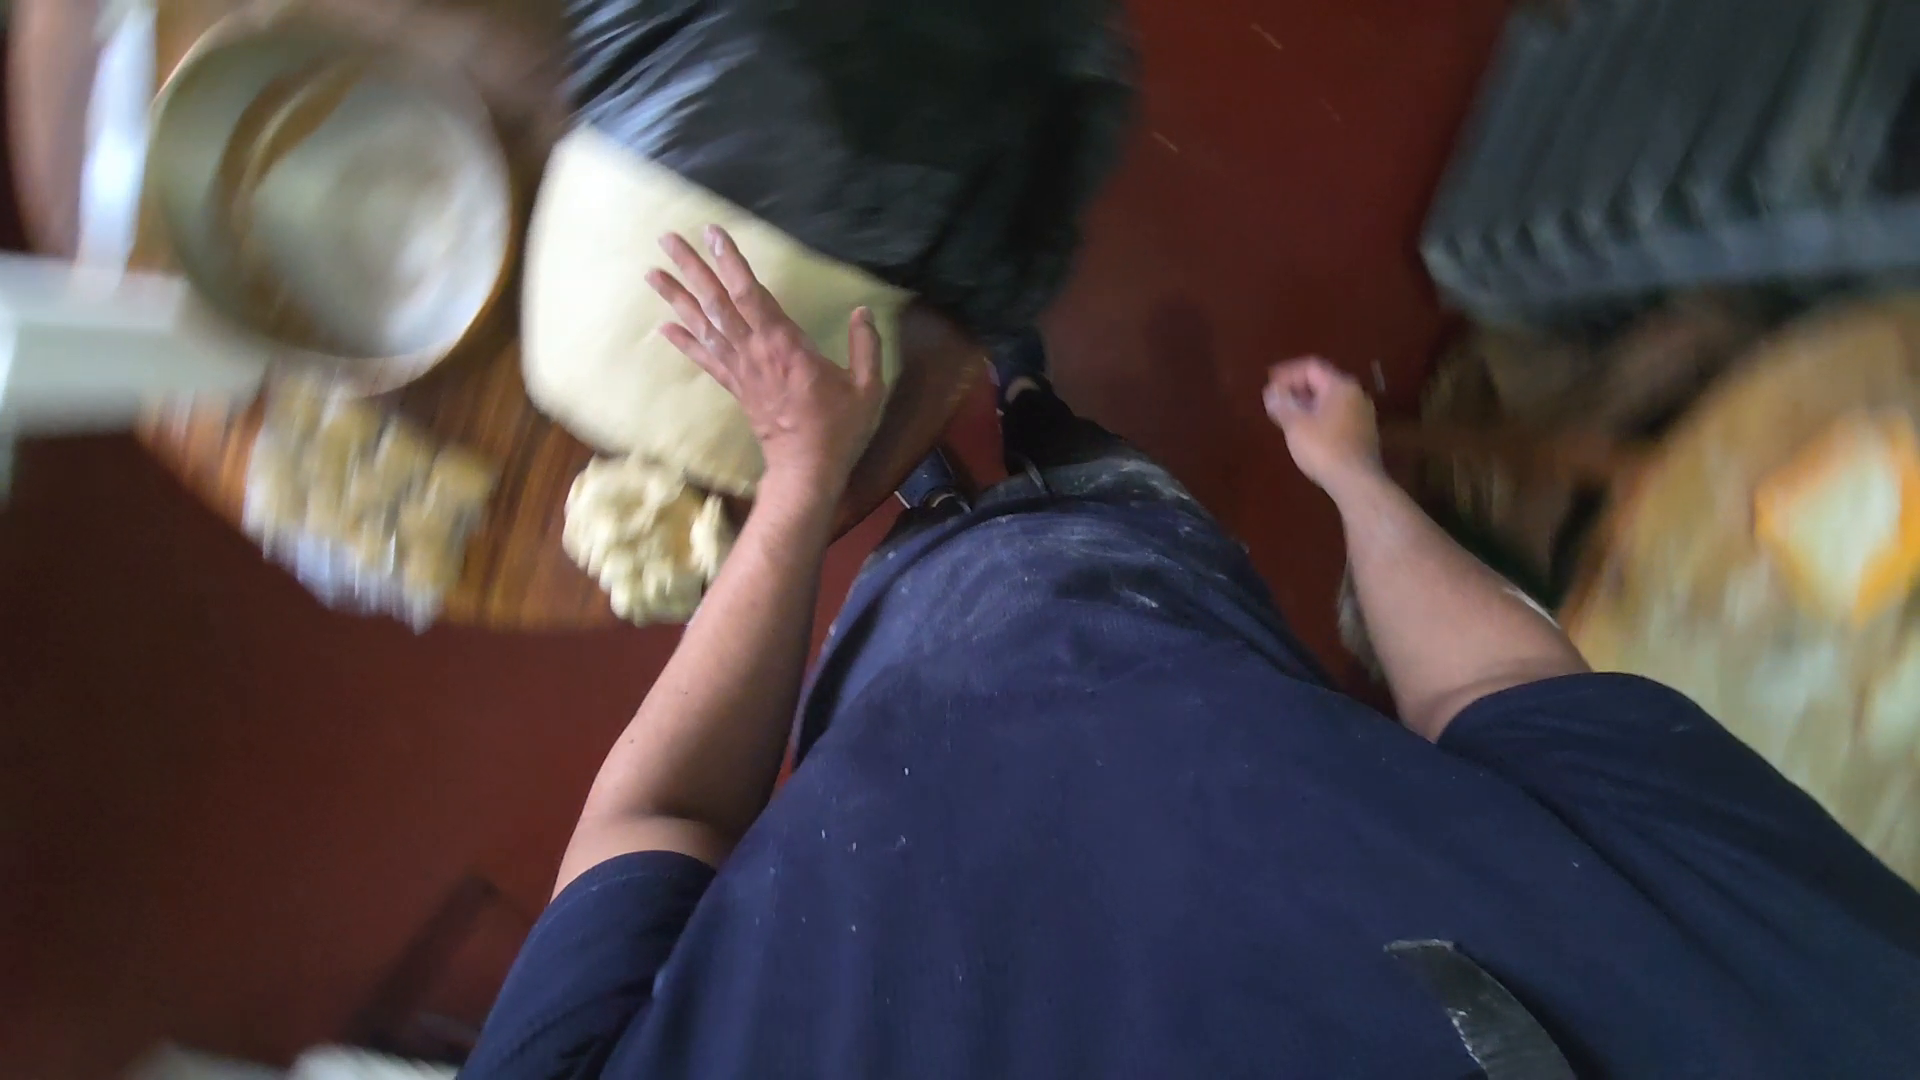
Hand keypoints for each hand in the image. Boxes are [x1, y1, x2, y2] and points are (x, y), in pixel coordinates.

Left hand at [648, 226, 886, 499]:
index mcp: (786, 347)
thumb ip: (866, 346)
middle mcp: (756, 353)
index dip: (731, 263)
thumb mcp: (867, 387)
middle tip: (667, 238)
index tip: (714, 233)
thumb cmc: (839, 428)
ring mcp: (742, 371)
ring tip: (652, 272)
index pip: (752, 295)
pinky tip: (663, 326)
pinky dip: (684, 342)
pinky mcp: (736, 388)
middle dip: (693, 269)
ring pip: (704, 327)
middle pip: (718, 304)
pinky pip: (706, 360)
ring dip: (678, 299)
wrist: (807, 469)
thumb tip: (863, 312)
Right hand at [1264, 356, 1381, 493]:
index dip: (1287, 373)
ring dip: (1306, 403)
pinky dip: (1318, 415)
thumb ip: (1281, 404)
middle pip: (1322, 382)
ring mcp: (1362, 412)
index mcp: (1340, 386)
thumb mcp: (1295, 424)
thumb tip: (1271, 391)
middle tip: (1276, 401)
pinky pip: (1336, 413)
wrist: (1355, 480)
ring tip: (1287, 417)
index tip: (1269, 385)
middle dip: (1296, 389)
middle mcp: (1355, 393)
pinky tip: (1305, 431)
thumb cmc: (1323, 448)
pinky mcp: (1363, 431)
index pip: (1311, 367)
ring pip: (1329, 399)